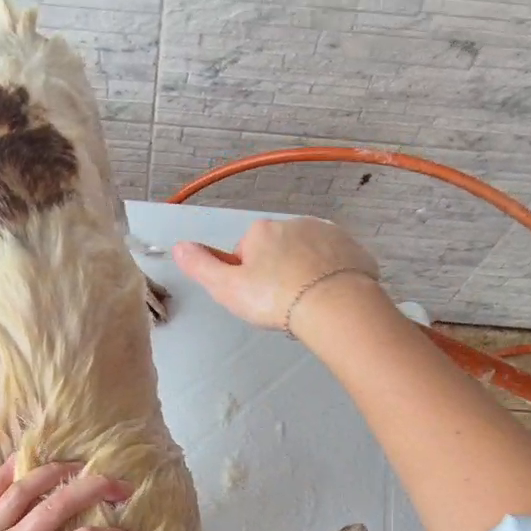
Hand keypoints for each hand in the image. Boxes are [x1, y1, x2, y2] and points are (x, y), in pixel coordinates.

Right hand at [172, 218, 381, 334]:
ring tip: (304, 306)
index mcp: (261, 231)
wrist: (333, 304)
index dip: (246, 279)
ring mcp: (326, 234)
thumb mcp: (227, 288)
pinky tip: (327, 300)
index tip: (254, 299)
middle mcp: (294, 224)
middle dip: (277, 275)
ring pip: (308, 257)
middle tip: (279, 306)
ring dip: (304, 276)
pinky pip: (336, 264)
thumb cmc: (275, 298)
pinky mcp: (352, 250)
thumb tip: (179, 247)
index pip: (245, 253)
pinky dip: (330, 279)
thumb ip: (202, 266)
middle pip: (278, 253)